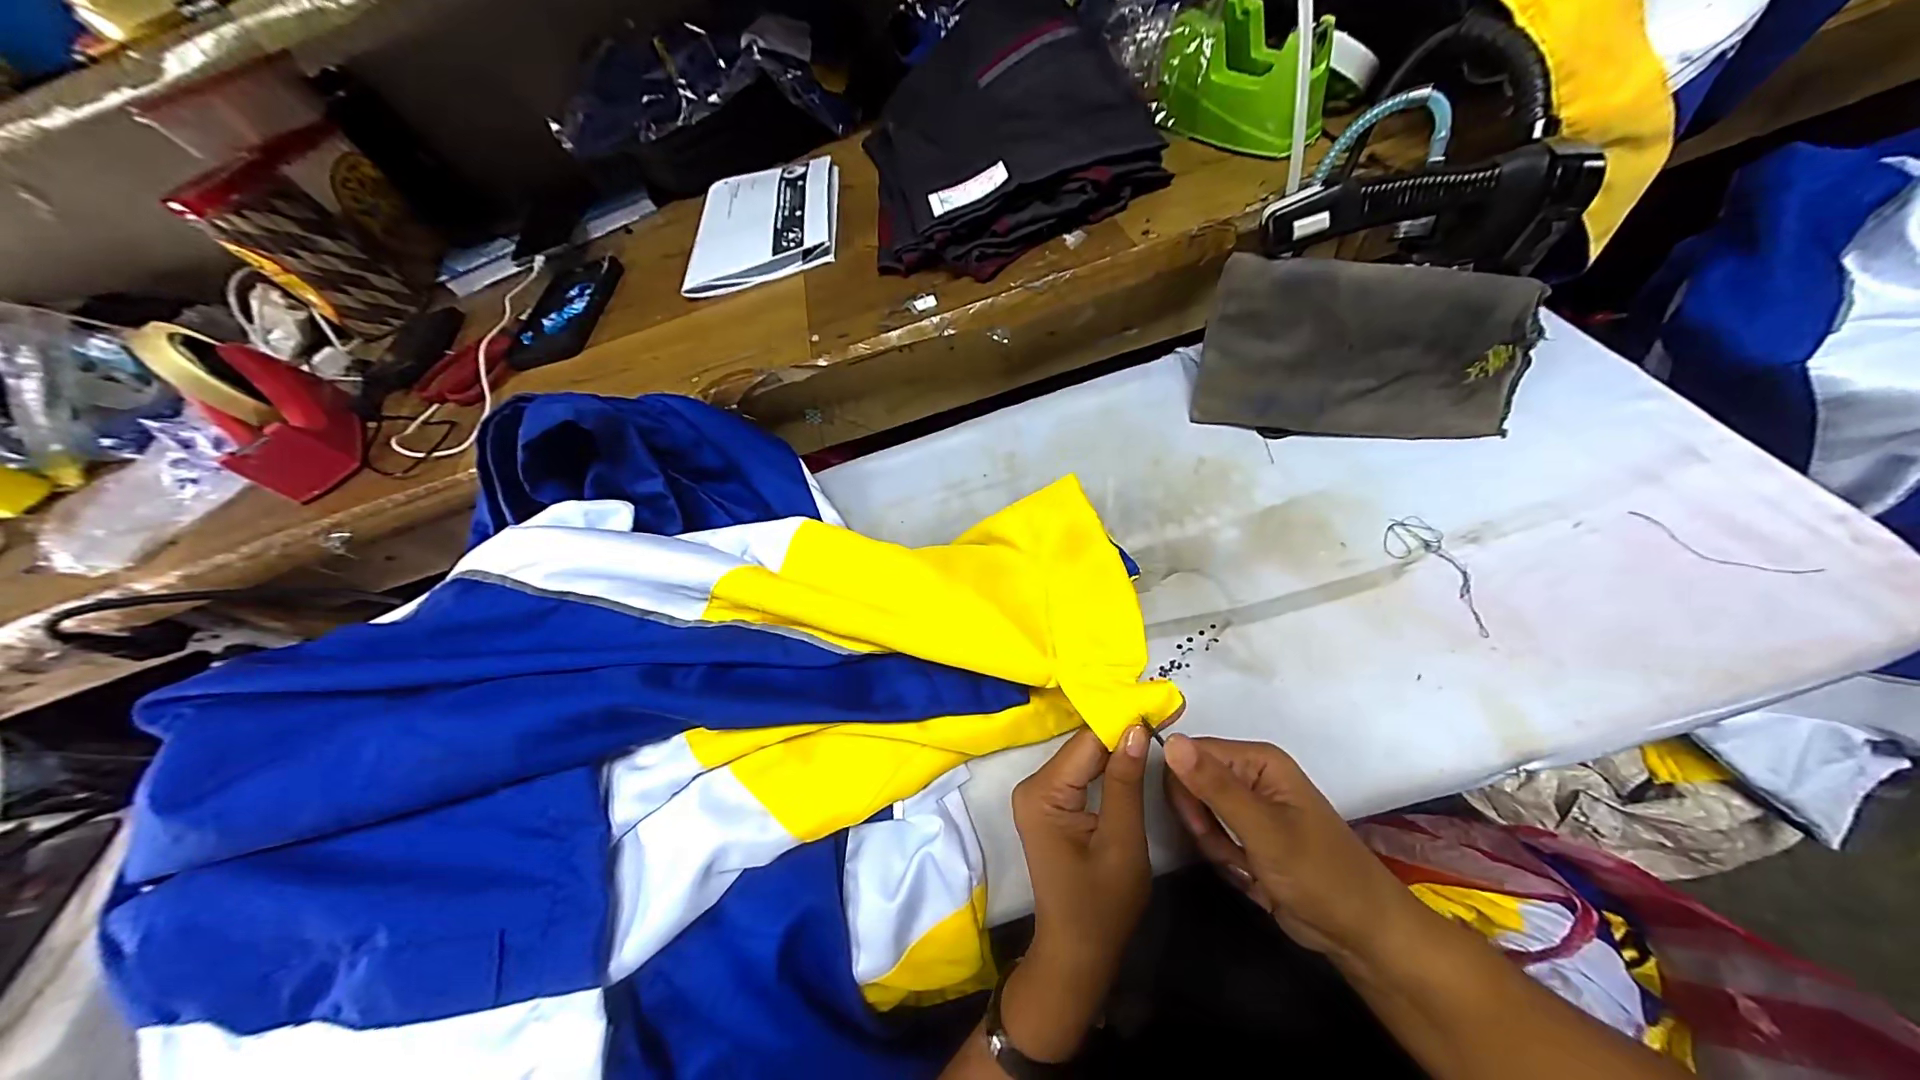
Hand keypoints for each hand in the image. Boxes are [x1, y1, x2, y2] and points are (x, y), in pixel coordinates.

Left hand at [999, 724, 1152, 1060]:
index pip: (1087, 742)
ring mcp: (1038, 794)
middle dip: (1122, 730)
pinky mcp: (1049, 804)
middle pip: (1083, 746)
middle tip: (1166, 711)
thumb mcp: (1123, 842)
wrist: (1077, 953)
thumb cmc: (1102, 905)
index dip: (1124, 721)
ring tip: (1156, 724)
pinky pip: (1081, 773)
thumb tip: (1136, 727)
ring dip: (1117, 745)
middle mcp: (1032, 785)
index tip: (1163, 704)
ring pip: (1083, 757)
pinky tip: (1134, 753)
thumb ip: (1127, 782)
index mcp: (1042, 793)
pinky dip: (1108, 764)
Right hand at [1162, 734, 1422, 964]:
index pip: (1190, 753)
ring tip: (1248, 866)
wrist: (1361, 933)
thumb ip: (1214, 786)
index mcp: (1258, 760)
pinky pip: (1212, 837)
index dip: (1184, 786)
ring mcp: (1250, 806)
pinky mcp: (1248, 835)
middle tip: (1230, 850)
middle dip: (1201, 822)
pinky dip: (1224, 859)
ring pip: (1198, 814)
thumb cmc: (1319, 875)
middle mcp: (1251, 775)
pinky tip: (1252, 875)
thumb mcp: (1262, 830)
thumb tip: (1170, 741)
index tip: (1197, 824)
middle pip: (1191, 783)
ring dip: (1214, 845)